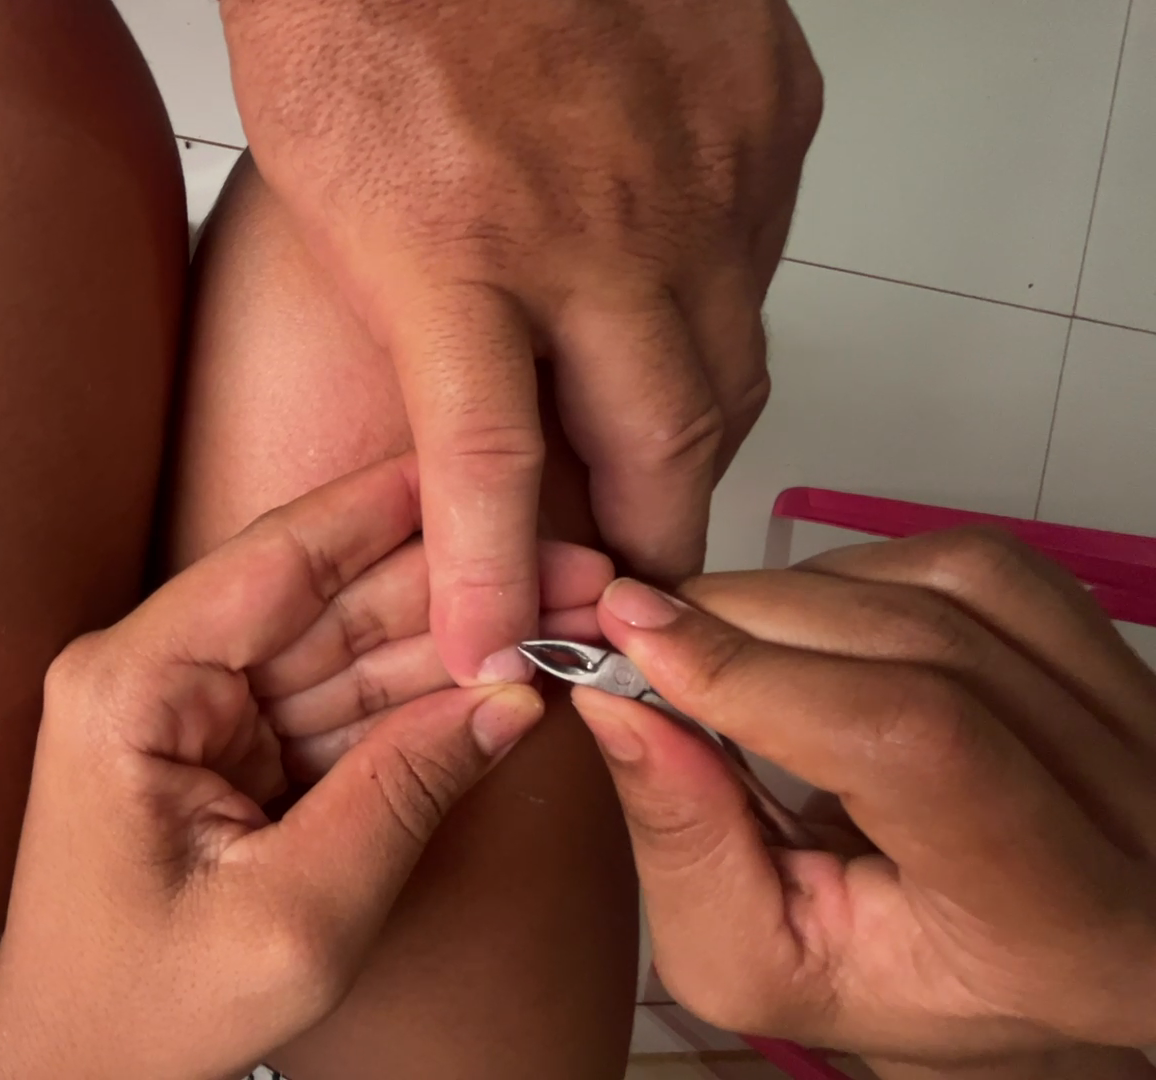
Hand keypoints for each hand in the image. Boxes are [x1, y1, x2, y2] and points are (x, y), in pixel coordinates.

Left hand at [0, 458, 608, 1079]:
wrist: (77, 1055)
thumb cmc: (146, 1005)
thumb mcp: (292, 919)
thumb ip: (402, 794)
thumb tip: (509, 700)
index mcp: (131, 686)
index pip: (274, 561)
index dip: (383, 508)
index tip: (474, 464)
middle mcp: (153, 671)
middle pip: (320, 596)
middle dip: (445, 581)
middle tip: (563, 563)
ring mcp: (192, 700)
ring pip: (338, 642)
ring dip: (445, 631)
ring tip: (554, 612)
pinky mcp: (226, 735)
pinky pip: (332, 696)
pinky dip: (413, 690)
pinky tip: (492, 672)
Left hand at [219, 0, 821, 684]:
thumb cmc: (350, 40)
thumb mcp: (333, 222)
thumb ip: (408, 335)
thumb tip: (464, 436)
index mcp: (452, 255)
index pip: (489, 468)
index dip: (496, 581)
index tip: (496, 654)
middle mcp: (592, 224)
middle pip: (656, 442)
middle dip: (644, 542)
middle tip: (618, 595)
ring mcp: (692, 164)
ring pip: (722, 369)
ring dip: (684, 453)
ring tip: (644, 500)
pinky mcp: (755, 110)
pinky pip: (752, 270)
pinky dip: (711, 337)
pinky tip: (667, 352)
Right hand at [571, 529, 1155, 1064]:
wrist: (992, 971)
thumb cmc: (865, 984)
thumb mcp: (734, 956)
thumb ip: (676, 836)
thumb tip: (612, 699)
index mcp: (1058, 929)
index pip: (911, 742)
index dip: (750, 670)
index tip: (629, 629)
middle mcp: (1150, 820)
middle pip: (920, 642)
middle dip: (739, 615)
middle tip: (637, 627)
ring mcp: (1152, 730)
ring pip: (952, 587)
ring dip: (789, 589)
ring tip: (715, 634)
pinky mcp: (1120, 668)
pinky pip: (977, 568)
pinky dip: (850, 570)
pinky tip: (798, 624)